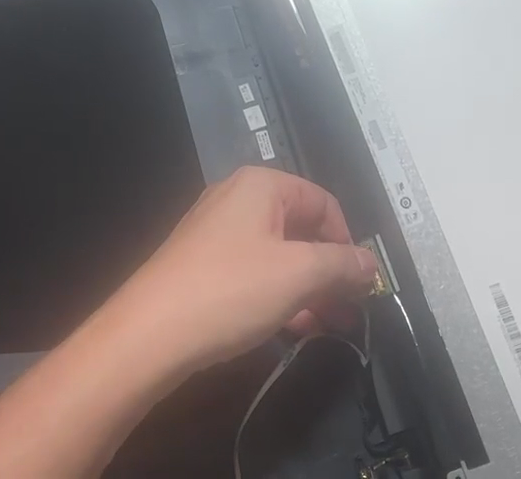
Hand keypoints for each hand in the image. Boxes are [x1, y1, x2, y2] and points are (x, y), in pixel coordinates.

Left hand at [96, 166, 377, 377]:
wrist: (148, 334)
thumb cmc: (230, 290)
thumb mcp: (298, 275)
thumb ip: (342, 265)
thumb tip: (372, 264)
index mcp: (261, 185)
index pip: (324, 202)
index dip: (348, 241)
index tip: (360, 284)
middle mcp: (238, 199)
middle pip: (301, 228)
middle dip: (329, 271)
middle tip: (350, 312)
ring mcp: (216, 232)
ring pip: (278, 255)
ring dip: (307, 289)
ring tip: (327, 328)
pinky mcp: (202, 264)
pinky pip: (253, 272)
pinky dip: (277, 295)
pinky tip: (291, 329)